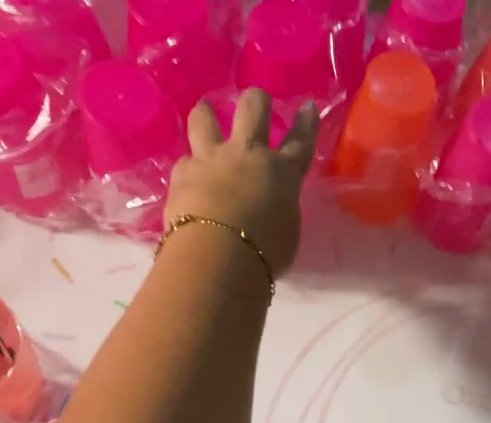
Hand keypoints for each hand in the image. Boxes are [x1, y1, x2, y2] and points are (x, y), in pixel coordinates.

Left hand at [171, 89, 318, 275]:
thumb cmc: (265, 252)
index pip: (299, 141)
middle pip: (254, 109)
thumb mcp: (287, 232)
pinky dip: (189, 168)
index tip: (307, 106)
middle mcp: (248, 155)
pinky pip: (185, 161)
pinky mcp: (183, 173)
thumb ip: (280, 210)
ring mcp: (212, 159)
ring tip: (207, 112)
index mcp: (282, 173)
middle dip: (257, 100)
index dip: (306, 122)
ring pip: (205, 117)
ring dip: (208, 112)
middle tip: (256, 102)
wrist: (219, 255)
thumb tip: (270, 205)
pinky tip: (188, 176)